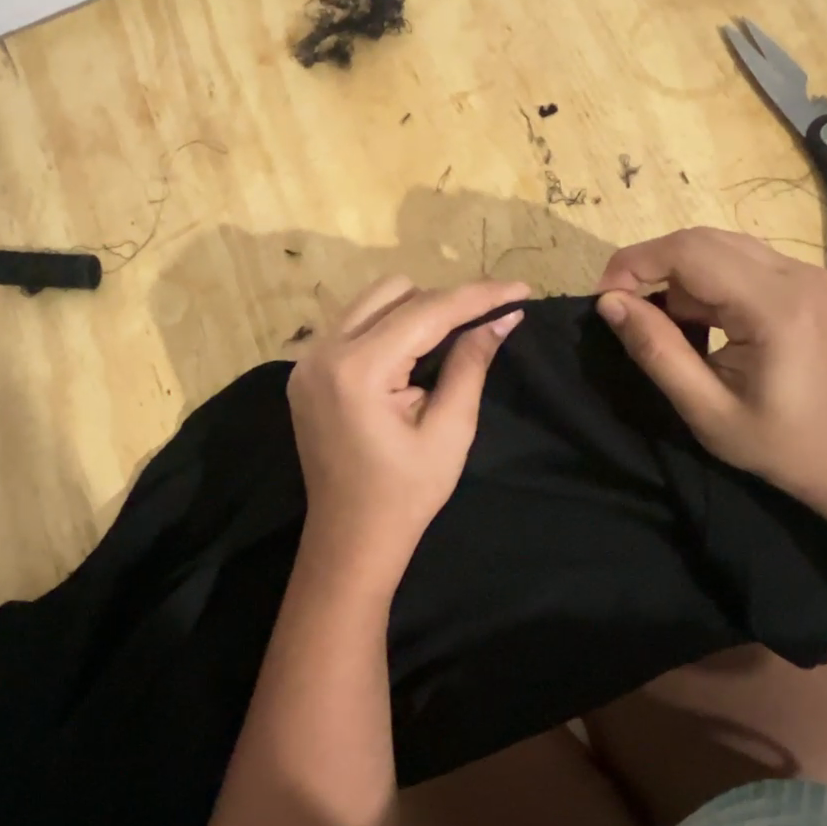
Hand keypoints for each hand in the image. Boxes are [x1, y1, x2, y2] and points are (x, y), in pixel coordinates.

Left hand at [288, 276, 528, 578]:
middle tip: (484, 324)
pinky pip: (351, 327)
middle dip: (444, 302)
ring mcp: (306, 361)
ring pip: (369, 303)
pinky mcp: (304, 372)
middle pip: (393, 292)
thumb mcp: (450, 430)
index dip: (478, 296)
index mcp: (359, 370)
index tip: (522, 288)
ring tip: (450, 340)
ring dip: (413, 311)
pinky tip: (410, 357)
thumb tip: (503, 317)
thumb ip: (470, 364)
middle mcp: (323, 353)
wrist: (350, 537)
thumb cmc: (406, 494)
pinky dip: (385, 329)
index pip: (427, 311)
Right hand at [595, 228, 826, 501]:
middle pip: (701, 240)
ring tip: (662, 324)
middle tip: (623, 310)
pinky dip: (703, 281)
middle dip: (650, 267)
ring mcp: (806, 273)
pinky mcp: (805, 281)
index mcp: (776, 307)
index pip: (689, 252)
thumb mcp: (703, 409)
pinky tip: (697, 321)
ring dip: (676, 275)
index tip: (604, 301)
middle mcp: (797, 274)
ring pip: (717, 245)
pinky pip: (738, 260)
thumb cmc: (774, 443)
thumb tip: (609, 303)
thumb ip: (656, 351)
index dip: (635, 264)